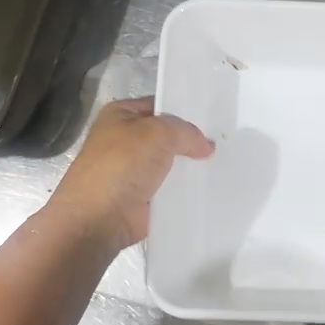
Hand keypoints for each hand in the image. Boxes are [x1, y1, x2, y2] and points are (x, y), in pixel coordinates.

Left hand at [48, 99, 213, 253]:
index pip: (161, 105)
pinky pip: (172, 189)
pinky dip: (188, 191)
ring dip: (192, 168)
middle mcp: (127, 140)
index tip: (215, 118)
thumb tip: (206, 145)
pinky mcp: (144, 197)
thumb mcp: (157, 134)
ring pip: (173, 164)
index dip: (186, 111)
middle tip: (226, 142)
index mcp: (121, 115)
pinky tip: (212, 188)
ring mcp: (135, 170)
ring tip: (225, 165)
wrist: (98, 218)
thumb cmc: (122, 166)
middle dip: (192, 141)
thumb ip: (186, 132)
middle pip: (169, 137)